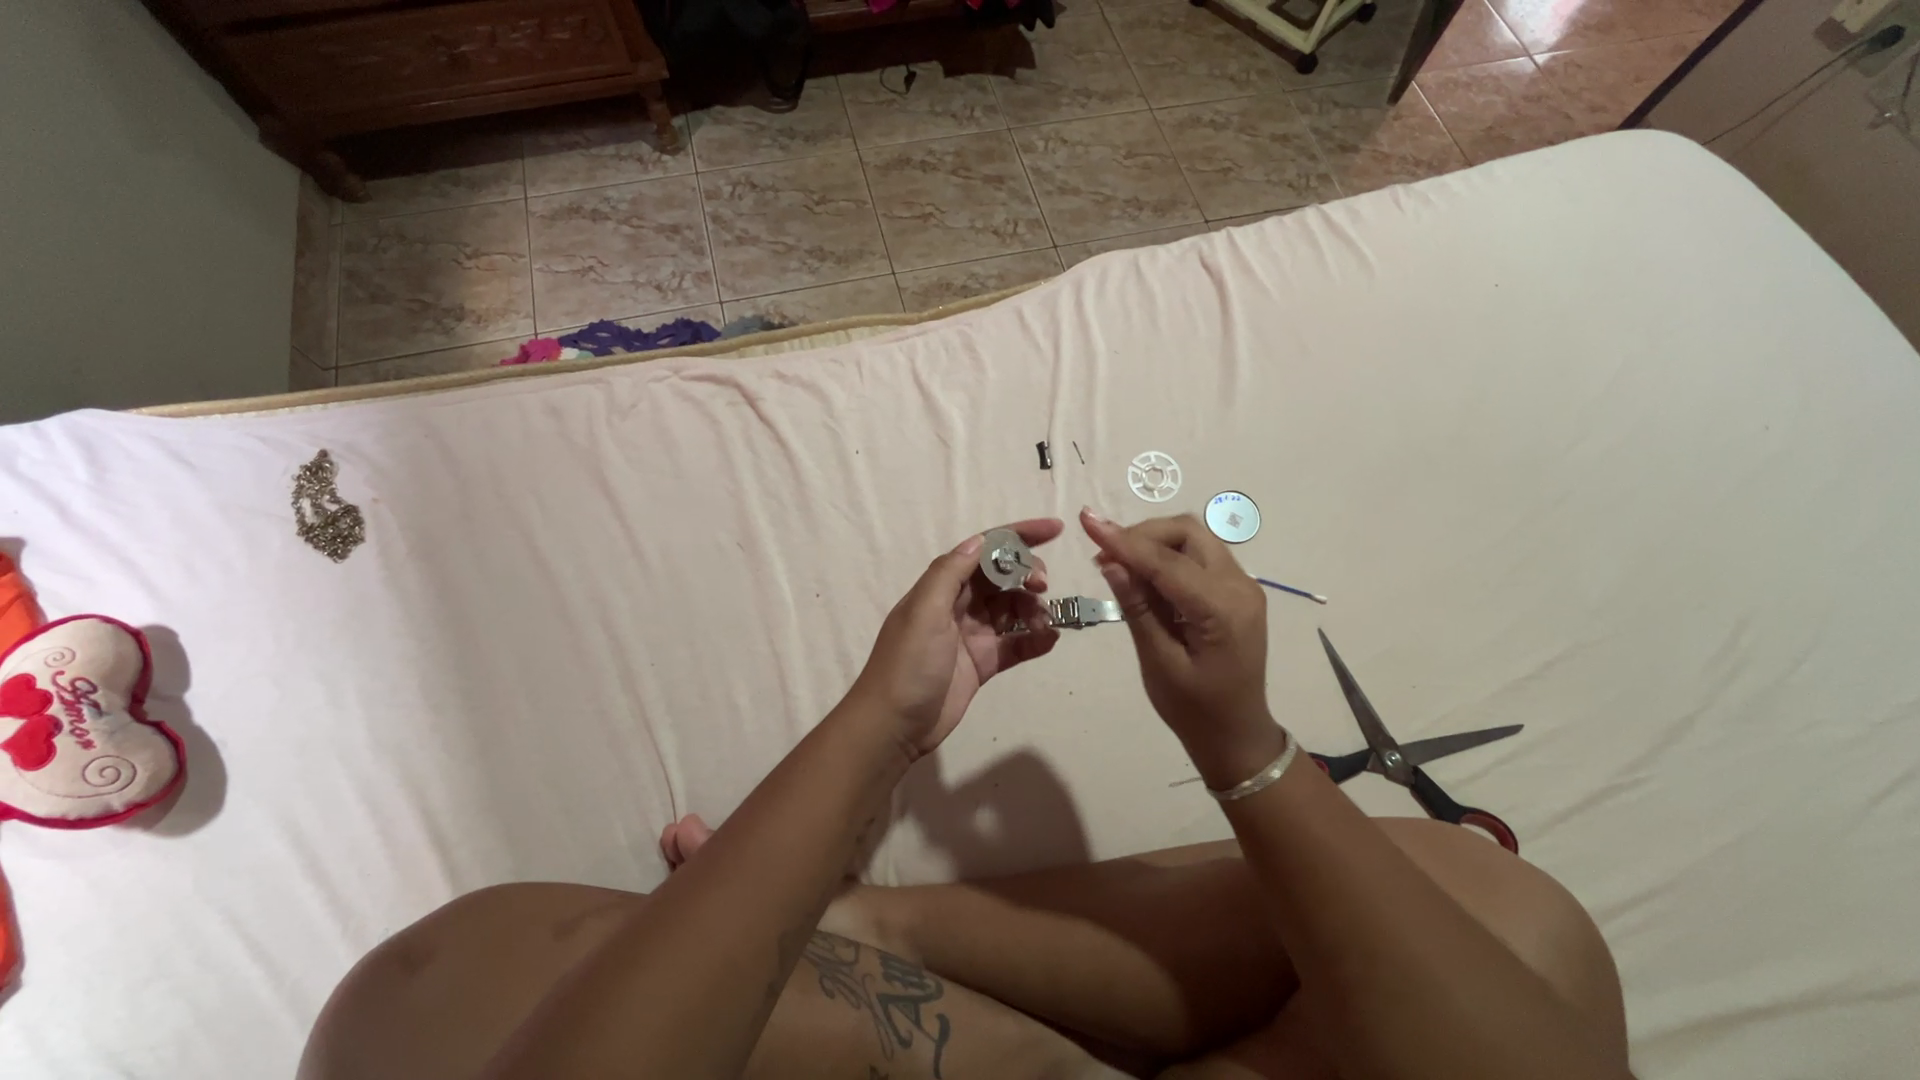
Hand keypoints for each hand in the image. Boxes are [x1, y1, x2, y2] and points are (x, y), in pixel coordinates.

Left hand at [848, 520, 1063, 761]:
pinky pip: (1015, 645)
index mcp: (941, 587)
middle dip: (1028, 573)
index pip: (984, 550)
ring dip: (1034, 609)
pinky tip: (1050, 640)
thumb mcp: (925, 611)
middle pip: (1002, 577)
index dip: (1018, 536)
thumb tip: (980, 540)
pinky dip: (1035, 640)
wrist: (894, 725)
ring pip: (1012, 609)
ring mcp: (971, 635)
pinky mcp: (982, 664)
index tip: (1055, 529)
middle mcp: (957, 605)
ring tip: (1045, 622)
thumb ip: (951, 572)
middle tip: (1044, 586)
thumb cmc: (907, 663)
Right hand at [1080, 508, 1286, 788]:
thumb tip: (1110, 563)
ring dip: (1153, 543)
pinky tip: (1142, 576)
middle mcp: (1240, 587)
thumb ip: (1137, 609)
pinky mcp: (1236, 589)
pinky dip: (1167, 556)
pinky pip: (1199, 556)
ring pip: (1193, 538)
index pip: (1167, 562)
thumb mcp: (1158, 663)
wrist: (1236, 734)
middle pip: (1186, 533)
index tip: (1087, 522)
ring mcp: (1243, 585)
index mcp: (1222, 610)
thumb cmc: (1194, 709)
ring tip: (1118, 566)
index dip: (1124, 541)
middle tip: (1104, 557)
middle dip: (1141, 535)